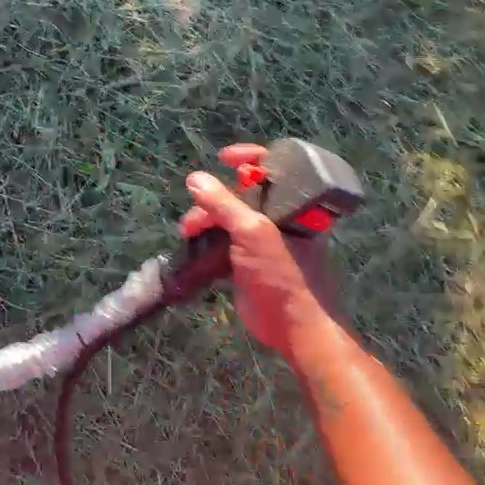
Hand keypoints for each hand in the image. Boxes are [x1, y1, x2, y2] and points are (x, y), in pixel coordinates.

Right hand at [179, 143, 339, 361]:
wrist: (295, 328)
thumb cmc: (284, 275)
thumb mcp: (253, 233)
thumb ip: (223, 204)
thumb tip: (194, 178)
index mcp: (293, 207)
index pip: (274, 168)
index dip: (250, 157)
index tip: (223, 158)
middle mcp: (280, 219)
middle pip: (241, 193)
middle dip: (213, 198)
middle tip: (196, 216)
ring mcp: (263, 241)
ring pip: (227, 217)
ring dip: (205, 219)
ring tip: (188, 233)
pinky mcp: (248, 261)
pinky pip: (223, 239)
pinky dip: (207, 238)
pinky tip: (193, 244)